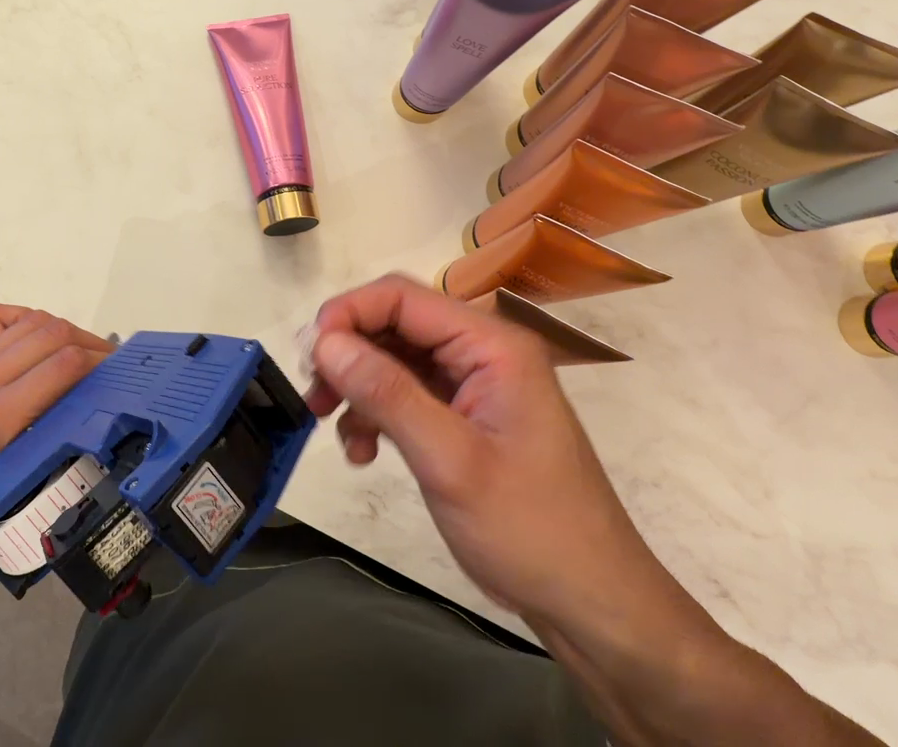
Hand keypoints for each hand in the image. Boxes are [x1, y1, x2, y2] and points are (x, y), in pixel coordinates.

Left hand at [0, 305, 115, 553]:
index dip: (99, 360)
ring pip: (32, 320)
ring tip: (84, 354)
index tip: (121, 372)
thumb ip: (71, 429)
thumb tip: (114, 393)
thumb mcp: (41, 471)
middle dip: (90, 344)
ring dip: (66, 331)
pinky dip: (27, 318)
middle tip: (111, 364)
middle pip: (52, 333)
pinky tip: (42, 341)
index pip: (64, 363)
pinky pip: (1, 316)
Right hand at [306, 274, 681, 632]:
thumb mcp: (450, 461)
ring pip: (391, 360)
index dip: (347, 314)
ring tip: (331, 426)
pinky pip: (402, 396)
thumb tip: (325, 342)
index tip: (309, 356)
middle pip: (393, 324)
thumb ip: (387, 394)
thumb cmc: (529, 527)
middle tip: (314, 395)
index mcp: (492, 347)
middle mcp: (481, 354)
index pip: (402, 297)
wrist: (588, 599)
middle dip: (346, 353)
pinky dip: (373, 416)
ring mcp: (472, 386)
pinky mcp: (462, 418)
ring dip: (355, 388)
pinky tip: (363, 453)